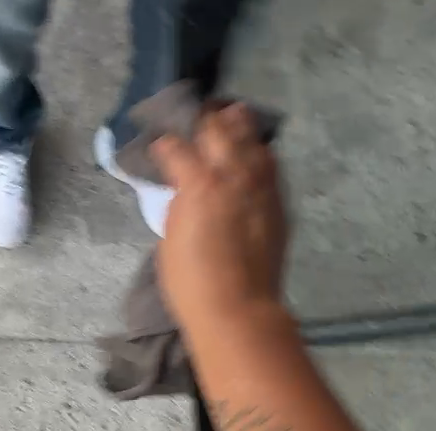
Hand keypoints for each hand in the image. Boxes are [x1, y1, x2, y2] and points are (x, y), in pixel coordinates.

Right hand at [149, 104, 289, 334]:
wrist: (238, 308)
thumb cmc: (191, 284)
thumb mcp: (169, 243)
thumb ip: (178, 208)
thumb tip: (183, 193)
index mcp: (198, 185)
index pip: (177, 149)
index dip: (164, 144)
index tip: (157, 145)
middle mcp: (232, 174)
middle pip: (218, 129)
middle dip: (203, 120)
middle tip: (194, 116)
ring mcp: (260, 185)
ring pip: (250, 138)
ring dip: (236, 125)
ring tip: (229, 115)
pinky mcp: (277, 200)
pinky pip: (268, 162)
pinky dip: (256, 150)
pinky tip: (252, 150)